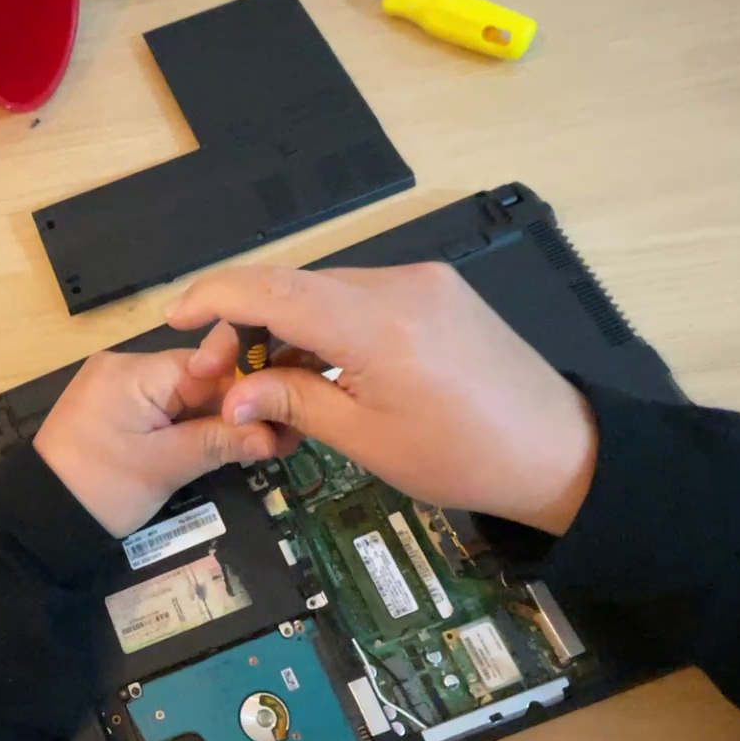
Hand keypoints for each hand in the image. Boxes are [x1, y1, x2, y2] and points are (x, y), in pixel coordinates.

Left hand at [34, 350, 277, 536]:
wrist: (40, 517)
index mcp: (134, 371)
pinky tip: (218, 444)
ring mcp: (117, 387)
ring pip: (182, 395)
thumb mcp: (164, 466)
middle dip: (234, 409)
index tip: (282, 418)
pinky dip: (187, 426)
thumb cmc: (101, 488)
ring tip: (257, 444)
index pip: (207, 365)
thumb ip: (220, 442)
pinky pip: (162, 407)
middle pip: (197, 378)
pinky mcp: (114, 408)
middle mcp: (124, 367)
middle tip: (278, 438)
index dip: (247, 392)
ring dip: (213, 420)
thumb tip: (275, 433)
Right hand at [167, 263, 597, 534]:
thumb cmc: (460, 458)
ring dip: (282, 327)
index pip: (273, 289)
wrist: (563, 452)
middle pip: (294, 286)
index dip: (215, 296)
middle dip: (243, 323)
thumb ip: (291, 401)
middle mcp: (397, 284)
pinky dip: (320, 327)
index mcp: (377, 324)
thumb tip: (229, 396)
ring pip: (323, 291)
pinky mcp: (433, 291)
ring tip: (261, 377)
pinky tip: (310, 364)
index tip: (176, 316)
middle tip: (218, 373)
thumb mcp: (365, 439)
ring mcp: (420, 282)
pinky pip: (357, 298)